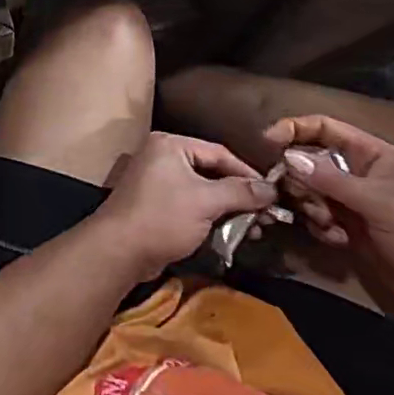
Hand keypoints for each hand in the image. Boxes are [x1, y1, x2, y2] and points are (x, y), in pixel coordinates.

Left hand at [93, 132, 274, 278]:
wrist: (119, 250)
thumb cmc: (163, 217)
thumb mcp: (206, 201)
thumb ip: (240, 192)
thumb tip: (271, 188)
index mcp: (170, 144)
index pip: (219, 153)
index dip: (248, 173)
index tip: (274, 194)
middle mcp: (162, 156)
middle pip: (212, 171)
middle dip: (241, 195)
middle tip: (267, 215)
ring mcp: (158, 181)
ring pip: (204, 191)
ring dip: (230, 210)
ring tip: (256, 229)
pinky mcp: (157, 205)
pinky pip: (192, 205)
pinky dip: (212, 217)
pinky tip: (233, 234)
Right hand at [266, 116, 393, 344]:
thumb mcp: (382, 205)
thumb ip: (332, 180)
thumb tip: (287, 155)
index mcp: (375, 157)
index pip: (325, 128)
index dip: (295, 129)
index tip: (268, 142)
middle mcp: (361, 176)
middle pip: (311, 161)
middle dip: (300, 178)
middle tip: (306, 201)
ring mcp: (356, 206)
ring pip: (311, 191)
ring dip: (310, 206)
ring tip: (327, 226)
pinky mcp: (352, 233)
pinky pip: (319, 219)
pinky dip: (319, 227)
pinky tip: (335, 240)